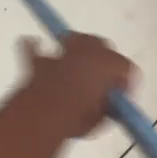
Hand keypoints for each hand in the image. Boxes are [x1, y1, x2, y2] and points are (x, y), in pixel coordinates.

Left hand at [19, 33, 135, 137]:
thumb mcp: (101, 119)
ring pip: (71, 38)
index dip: (123, 81)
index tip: (120, 94)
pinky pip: (34, 46)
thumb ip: (108, 108)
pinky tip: (31, 45)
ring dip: (73, 45)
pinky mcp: (39, 59)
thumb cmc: (78, 118)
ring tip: (72, 58)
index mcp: (109, 64)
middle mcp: (88, 51)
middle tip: (100, 76)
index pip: (125, 67)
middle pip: (101, 44)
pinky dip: (33, 47)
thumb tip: (109, 106)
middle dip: (102, 56)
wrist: (42, 116)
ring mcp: (61, 53)